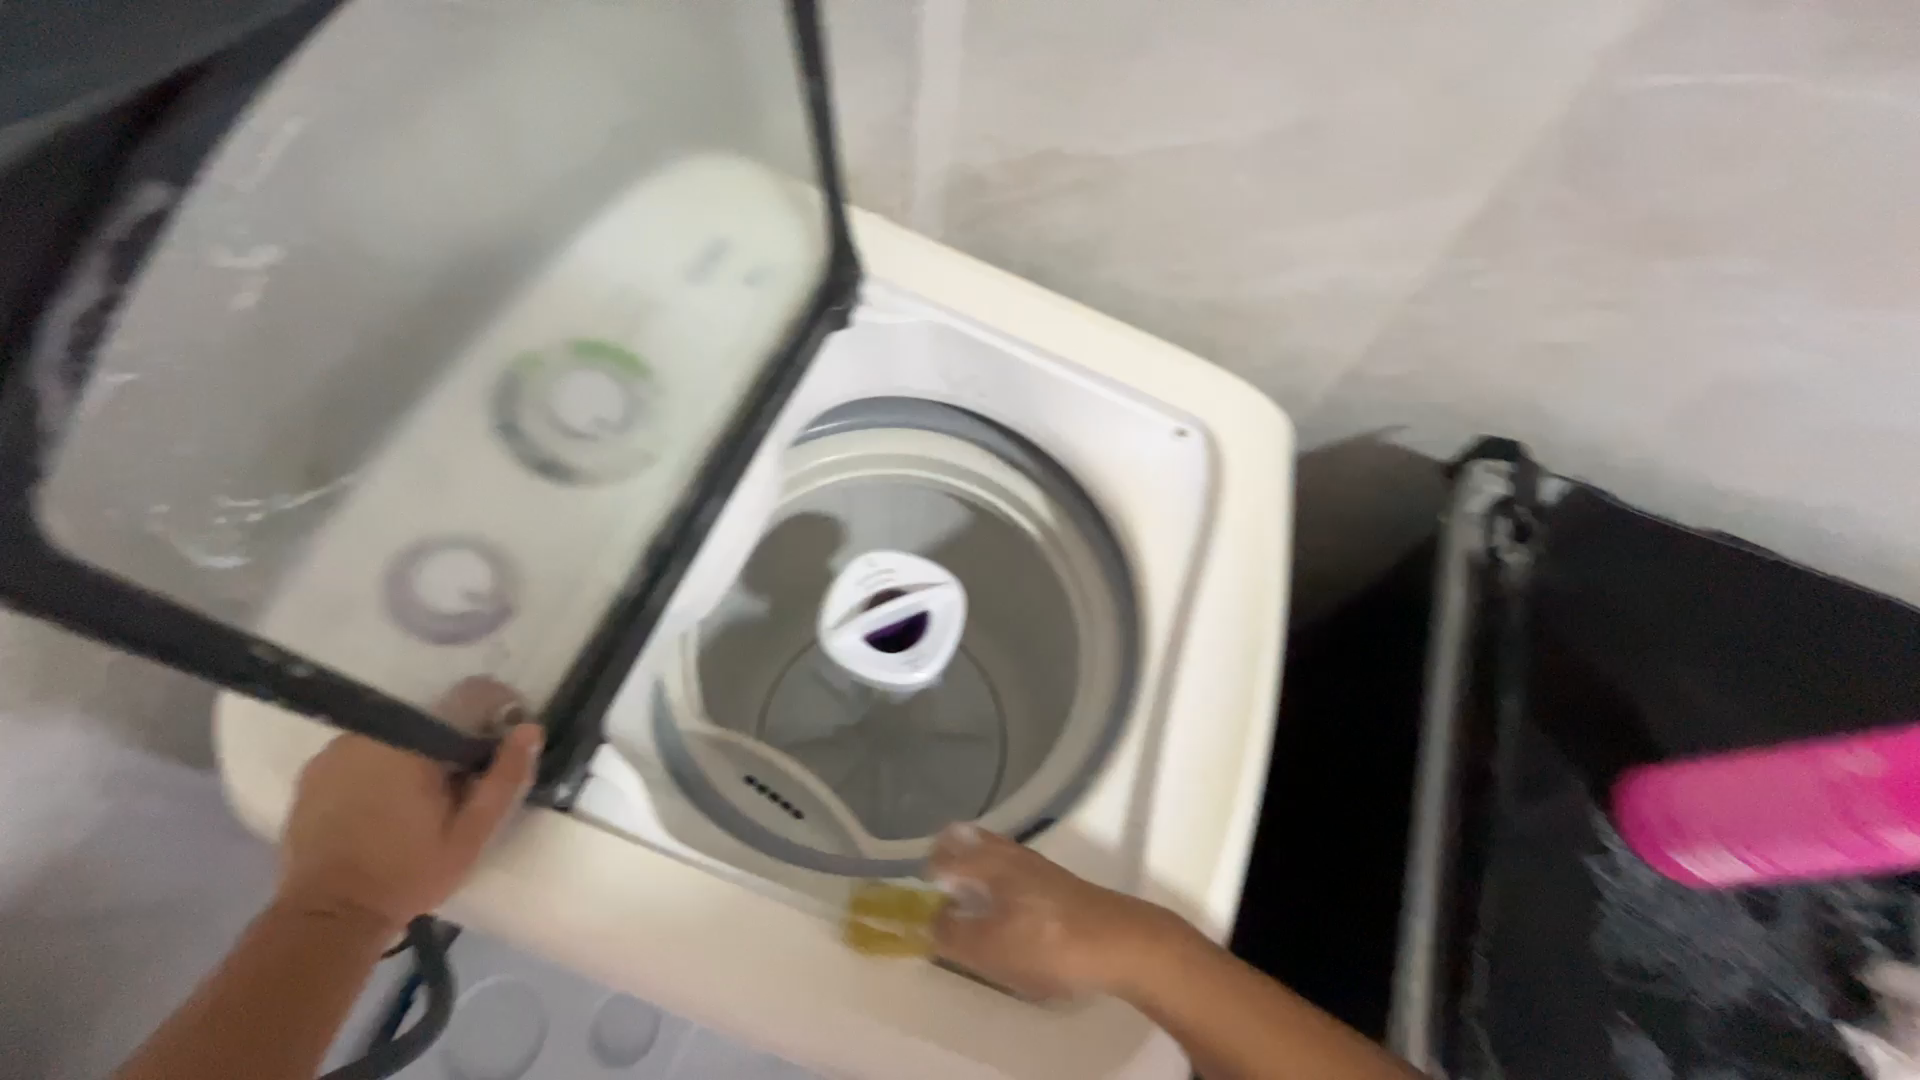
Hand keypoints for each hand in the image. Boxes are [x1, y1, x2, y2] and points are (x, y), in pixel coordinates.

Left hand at [276, 677, 542, 932]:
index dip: (496, 710)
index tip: (506, 738)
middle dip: (455, 741)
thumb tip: (530, 728)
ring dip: (419, 754)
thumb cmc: (408, 874)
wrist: (327, 918)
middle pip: (432, 717)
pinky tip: (388, 805)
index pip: (469, 696)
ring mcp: (334, 753)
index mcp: (411, 743)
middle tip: (466, 783)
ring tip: (427, 798)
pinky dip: (383, 767)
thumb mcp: (473, 832)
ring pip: (398, 735)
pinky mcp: (312, 775)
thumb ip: (505, 776)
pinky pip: (364, 754)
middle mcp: (369, 735)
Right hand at [927, 824, 1192, 999]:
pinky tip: (1004, 910)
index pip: (945, 849)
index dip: (927, 866)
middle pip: (971, 842)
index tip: (919, 890)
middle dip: (951, 859)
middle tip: (940, 890)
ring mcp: (1036, 866)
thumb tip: (930, 919)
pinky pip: (1012, 870)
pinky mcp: (1056, 884)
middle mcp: (1010, 853)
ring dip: (975, 869)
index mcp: (989, 861)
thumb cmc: (1048, 942)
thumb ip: (953, 933)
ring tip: (969, 903)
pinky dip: (997, 880)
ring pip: (994, 855)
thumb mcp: (991, 947)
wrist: (1121, 943)